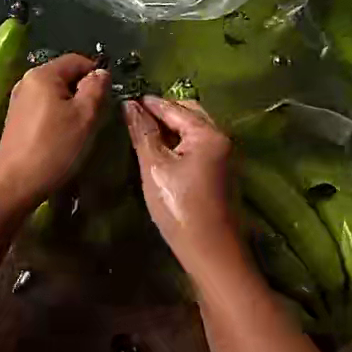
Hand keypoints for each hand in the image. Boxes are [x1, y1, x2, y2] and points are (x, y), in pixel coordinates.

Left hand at [0, 54, 110, 202]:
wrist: (14, 185)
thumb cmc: (54, 148)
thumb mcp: (85, 116)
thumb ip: (96, 88)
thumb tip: (101, 72)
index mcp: (42, 74)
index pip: (78, 60)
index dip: (97, 76)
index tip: (107, 100)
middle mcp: (27, 81)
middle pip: (66, 76)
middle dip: (84, 93)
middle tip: (96, 118)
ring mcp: (19, 101)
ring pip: (56, 94)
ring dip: (73, 108)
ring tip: (81, 131)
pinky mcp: (17, 120)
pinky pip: (45, 109)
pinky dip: (59, 118)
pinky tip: (63, 139)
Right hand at [123, 96, 239, 273]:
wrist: (212, 253)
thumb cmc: (180, 207)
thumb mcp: (154, 167)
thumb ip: (143, 132)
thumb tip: (130, 105)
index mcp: (208, 133)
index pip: (174, 107)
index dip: (149, 103)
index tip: (126, 99)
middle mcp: (222, 138)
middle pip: (190, 113)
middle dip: (164, 111)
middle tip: (136, 115)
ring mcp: (225, 155)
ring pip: (196, 129)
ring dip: (173, 126)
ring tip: (146, 131)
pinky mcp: (222, 172)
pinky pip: (200, 144)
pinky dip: (181, 141)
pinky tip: (163, 151)